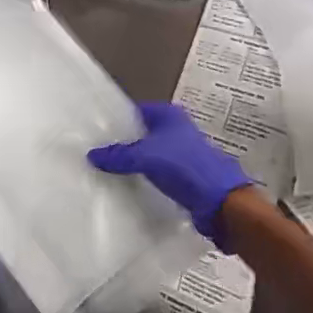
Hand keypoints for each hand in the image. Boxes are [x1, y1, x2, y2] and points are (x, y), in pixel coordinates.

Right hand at [88, 101, 253, 248]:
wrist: (220, 202)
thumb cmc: (184, 167)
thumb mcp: (143, 157)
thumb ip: (117, 155)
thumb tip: (92, 155)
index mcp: (170, 115)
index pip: (135, 110)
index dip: (117, 118)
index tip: (96, 129)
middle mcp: (178, 130)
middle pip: (142, 133)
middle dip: (122, 141)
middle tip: (96, 150)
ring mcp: (183, 153)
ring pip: (149, 153)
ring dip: (132, 161)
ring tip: (106, 168)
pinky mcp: (184, 175)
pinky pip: (156, 172)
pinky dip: (143, 176)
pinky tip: (127, 184)